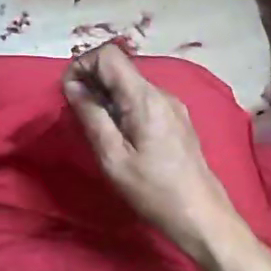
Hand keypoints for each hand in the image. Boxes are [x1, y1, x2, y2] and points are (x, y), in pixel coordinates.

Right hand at [62, 43, 248, 259]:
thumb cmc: (153, 191)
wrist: (202, 216)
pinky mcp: (176, 119)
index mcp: (145, 97)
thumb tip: (73, 86)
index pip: (108, 54)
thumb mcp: (113, 157)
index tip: (69, 93)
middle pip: (119, 67)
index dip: (82, 65)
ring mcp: (172, 105)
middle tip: (77, 113)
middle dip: (91, 81)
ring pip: (129, 83)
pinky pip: (142, 99)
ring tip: (96, 127)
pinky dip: (122, 106)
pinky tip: (119, 135)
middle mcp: (161, 92)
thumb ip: (91, 116)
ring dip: (105, 95)